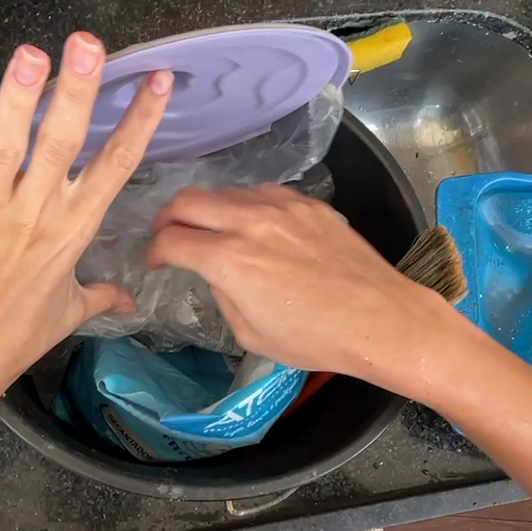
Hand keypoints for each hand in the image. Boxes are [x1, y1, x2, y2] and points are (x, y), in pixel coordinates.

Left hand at [0, 34, 172, 424]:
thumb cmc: (15, 338)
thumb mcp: (68, 315)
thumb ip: (101, 295)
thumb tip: (130, 298)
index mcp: (71, 234)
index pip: (114, 169)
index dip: (139, 123)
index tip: (155, 81)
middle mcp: (33, 214)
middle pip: (61, 144)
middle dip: (77, 92)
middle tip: (88, 45)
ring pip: (3, 143)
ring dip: (17, 95)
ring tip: (30, 53)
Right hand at [144, 184, 458, 389]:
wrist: (379, 319)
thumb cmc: (313, 339)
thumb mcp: (250, 335)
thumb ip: (221, 297)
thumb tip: (214, 275)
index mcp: (228, 259)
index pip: (170, 241)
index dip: (152, 252)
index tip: (153, 262)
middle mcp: (249, 221)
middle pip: (187, 200)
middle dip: (167, 218)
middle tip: (168, 236)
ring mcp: (281, 206)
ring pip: (226, 191)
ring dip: (208, 209)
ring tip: (212, 230)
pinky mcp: (309, 204)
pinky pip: (263, 193)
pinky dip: (246, 205)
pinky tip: (254, 225)